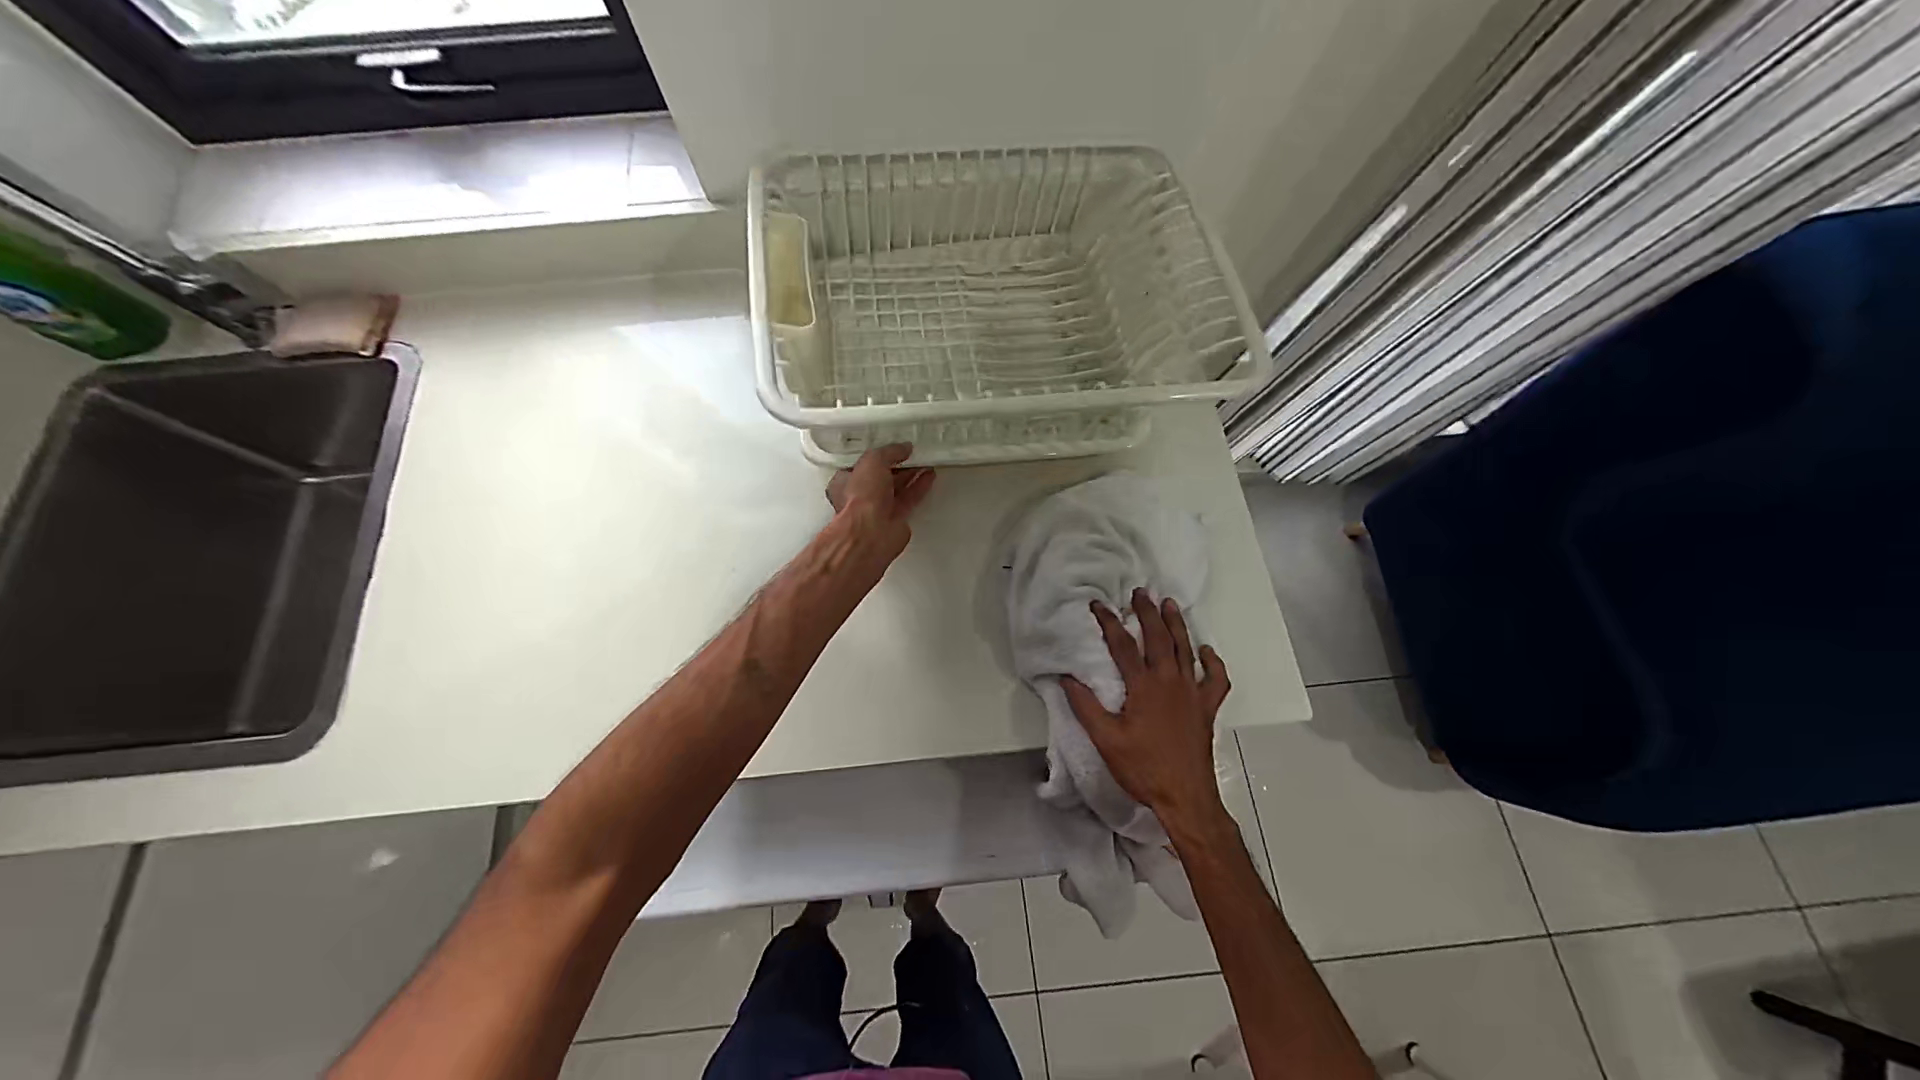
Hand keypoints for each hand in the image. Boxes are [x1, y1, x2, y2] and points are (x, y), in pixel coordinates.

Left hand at [825, 443, 934, 566]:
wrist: (871, 531)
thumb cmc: (860, 500)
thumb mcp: (873, 461)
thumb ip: (889, 452)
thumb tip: (902, 448)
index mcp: (846, 482)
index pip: (863, 464)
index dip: (879, 455)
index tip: (893, 448)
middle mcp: (861, 497)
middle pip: (882, 477)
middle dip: (898, 466)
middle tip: (912, 455)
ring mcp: (878, 509)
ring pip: (897, 488)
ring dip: (911, 475)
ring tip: (924, 463)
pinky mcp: (895, 519)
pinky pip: (909, 499)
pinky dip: (919, 488)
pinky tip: (927, 478)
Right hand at [1062, 589, 1231, 832]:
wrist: (1185, 796)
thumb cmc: (1143, 769)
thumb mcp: (1105, 740)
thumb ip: (1085, 707)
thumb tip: (1066, 678)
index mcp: (1143, 687)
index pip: (1122, 646)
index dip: (1109, 622)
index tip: (1099, 605)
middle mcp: (1170, 682)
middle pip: (1158, 638)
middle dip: (1147, 612)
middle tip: (1139, 593)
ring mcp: (1193, 693)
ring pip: (1185, 649)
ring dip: (1177, 624)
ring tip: (1169, 604)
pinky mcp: (1207, 708)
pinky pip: (1216, 679)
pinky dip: (1212, 662)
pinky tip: (1205, 651)